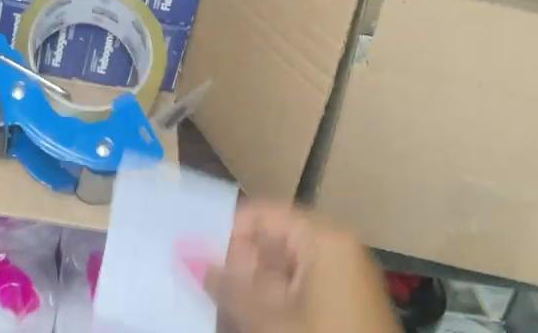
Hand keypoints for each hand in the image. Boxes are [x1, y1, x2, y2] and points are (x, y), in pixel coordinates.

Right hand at [183, 200, 399, 332]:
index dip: (227, 236)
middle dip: (239, 271)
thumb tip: (192, 259)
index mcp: (323, 238)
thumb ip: (228, 287)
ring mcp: (343, 281)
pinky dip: (275, 310)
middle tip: (207, 296)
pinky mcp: (345, 311)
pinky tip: (253, 324)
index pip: (262, 215)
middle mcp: (335, 249)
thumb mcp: (269, 322)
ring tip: (227, 315)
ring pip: (283, 275)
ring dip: (253, 295)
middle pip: (272, 244)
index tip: (198, 265)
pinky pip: (299, 296)